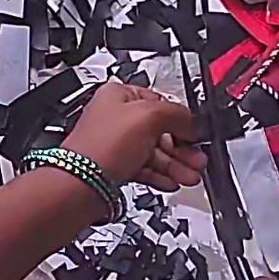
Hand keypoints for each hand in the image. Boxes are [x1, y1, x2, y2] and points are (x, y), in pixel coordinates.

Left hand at [60, 82, 204, 191]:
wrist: (81, 183)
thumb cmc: (102, 145)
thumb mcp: (149, 116)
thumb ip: (177, 114)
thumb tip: (191, 122)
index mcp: (119, 95)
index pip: (160, 102)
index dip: (180, 119)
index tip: (195, 134)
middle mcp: (115, 117)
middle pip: (159, 130)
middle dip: (181, 147)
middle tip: (197, 159)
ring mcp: (114, 143)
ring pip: (153, 152)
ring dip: (175, 164)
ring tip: (190, 175)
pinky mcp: (114, 167)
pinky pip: (143, 168)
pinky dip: (160, 175)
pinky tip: (172, 182)